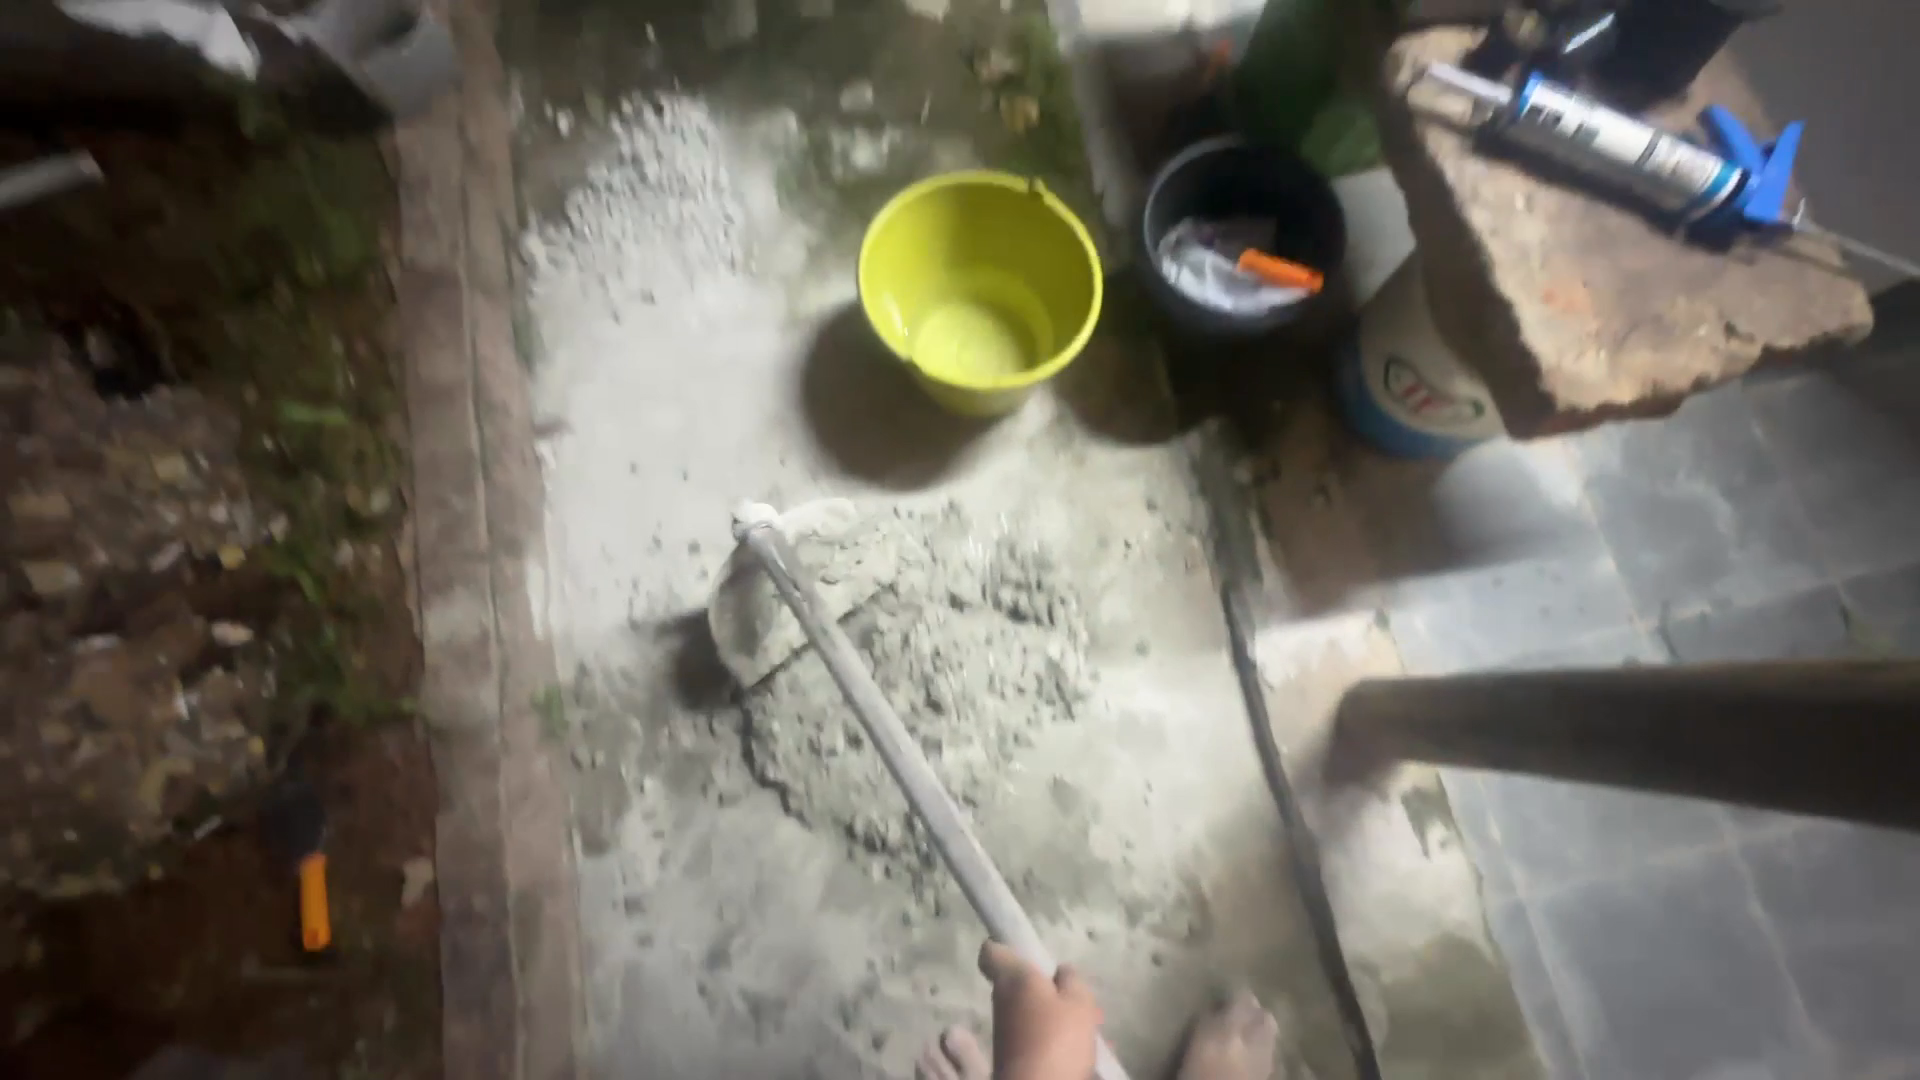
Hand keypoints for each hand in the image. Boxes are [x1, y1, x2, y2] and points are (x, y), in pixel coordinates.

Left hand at [979, 940, 1102, 1079]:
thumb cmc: (1056, 1039)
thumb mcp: (1078, 1002)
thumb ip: (1072, 980)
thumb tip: (1061, 972)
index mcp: (1013, 978)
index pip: (991, 952)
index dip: (1004, 946)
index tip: (1025, 951)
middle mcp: (1004, 1001)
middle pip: (1023, 984)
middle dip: (1052, 989)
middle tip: (1081, 999)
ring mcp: (1009, 1032)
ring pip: (1036, 1013)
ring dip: (1061, 1016)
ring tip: (1095, 1028)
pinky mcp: (1017, 1058)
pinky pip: (1041, 1038)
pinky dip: (1062, 1041)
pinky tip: (1090, 1052)